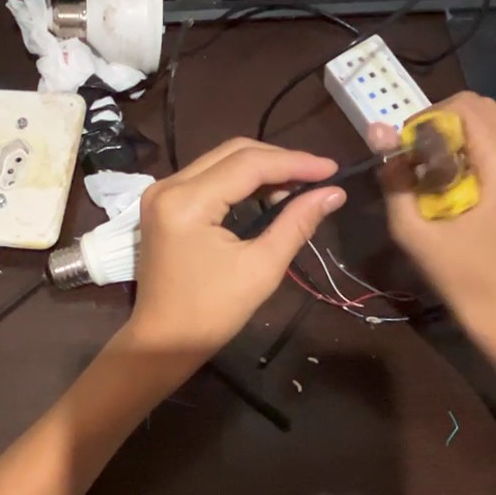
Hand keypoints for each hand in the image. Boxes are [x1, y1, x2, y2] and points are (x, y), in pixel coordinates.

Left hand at [125, 139, 343, 362]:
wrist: (163, 341)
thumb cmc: (211, 312)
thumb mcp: (261, 268)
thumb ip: (296, 223)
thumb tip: (334, 192)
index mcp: (187, 201)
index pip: (249, 164)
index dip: (295, 163)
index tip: (334, 169)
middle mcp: (168, 186)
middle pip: (233, 153)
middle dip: (279, 162)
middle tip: (318, 178)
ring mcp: (161, 193)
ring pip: (220, 161)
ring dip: (261, 170)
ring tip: (298, 189)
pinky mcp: (163, 204)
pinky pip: (208, 178)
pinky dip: (240, 183)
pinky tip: (267, 197)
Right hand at [370, 92, 495, 341]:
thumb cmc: (456, 271)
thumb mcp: (412, 229)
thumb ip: (395, 178)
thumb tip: (377, 131)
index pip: (462, 108)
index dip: (424, 121)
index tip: (404, 152)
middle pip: (477, 106)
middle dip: (437, 124)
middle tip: (414, 157)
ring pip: (486, 118)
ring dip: (452, 134)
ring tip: (430, 169)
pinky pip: (494, 137)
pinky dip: (467, 145)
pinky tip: (450, 177)